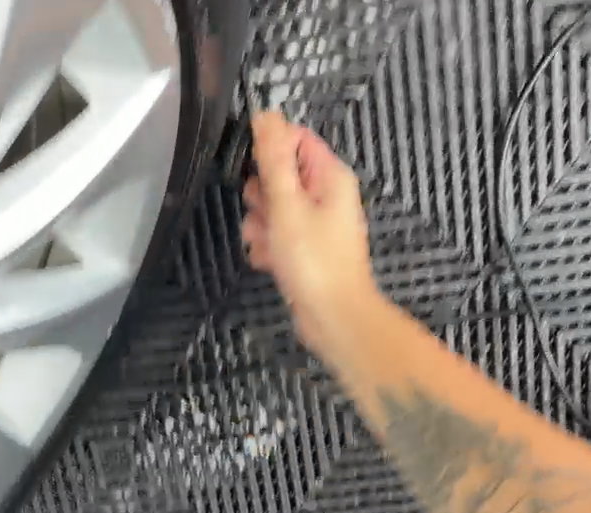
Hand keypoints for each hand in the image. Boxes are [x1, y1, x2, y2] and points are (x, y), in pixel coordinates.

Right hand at [242, 111, 379, 354]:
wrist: (335, 319)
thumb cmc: (315, 262)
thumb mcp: (288, 204)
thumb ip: (275, 159)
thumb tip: (266, 115)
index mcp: (329, 176)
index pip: (293, 139)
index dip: (268, 152)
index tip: (255, 173)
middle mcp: (326, 197)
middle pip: (279, 176)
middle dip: (261, 196)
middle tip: (264, 214)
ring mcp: (316, 226)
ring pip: (274, 210)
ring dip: (260, 225)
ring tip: (267, 245)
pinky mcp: (307, 252)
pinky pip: (278, 238)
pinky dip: (269, 248)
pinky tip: (269, 262)